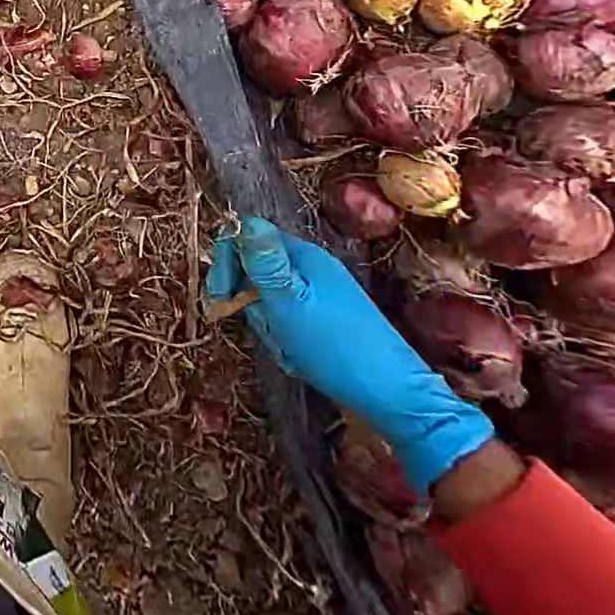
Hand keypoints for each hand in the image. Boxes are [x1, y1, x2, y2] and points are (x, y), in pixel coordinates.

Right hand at [207, 217, 493, 492]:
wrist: (394, 396)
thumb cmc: (336, 347)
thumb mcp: (289, 304)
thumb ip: (264, 263)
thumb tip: (243, 219)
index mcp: (303, 256)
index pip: (249, 238)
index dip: (227, 263)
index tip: (219, 298)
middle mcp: (312, 268)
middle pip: (256, 271)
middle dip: (250, 303)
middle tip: (267, 329)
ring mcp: (320, 293)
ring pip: (269, 300)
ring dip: (268, 326)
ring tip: (288, 348)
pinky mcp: (326, 319)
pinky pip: (288, 320)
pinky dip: (285, 340)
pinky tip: (299, 358)